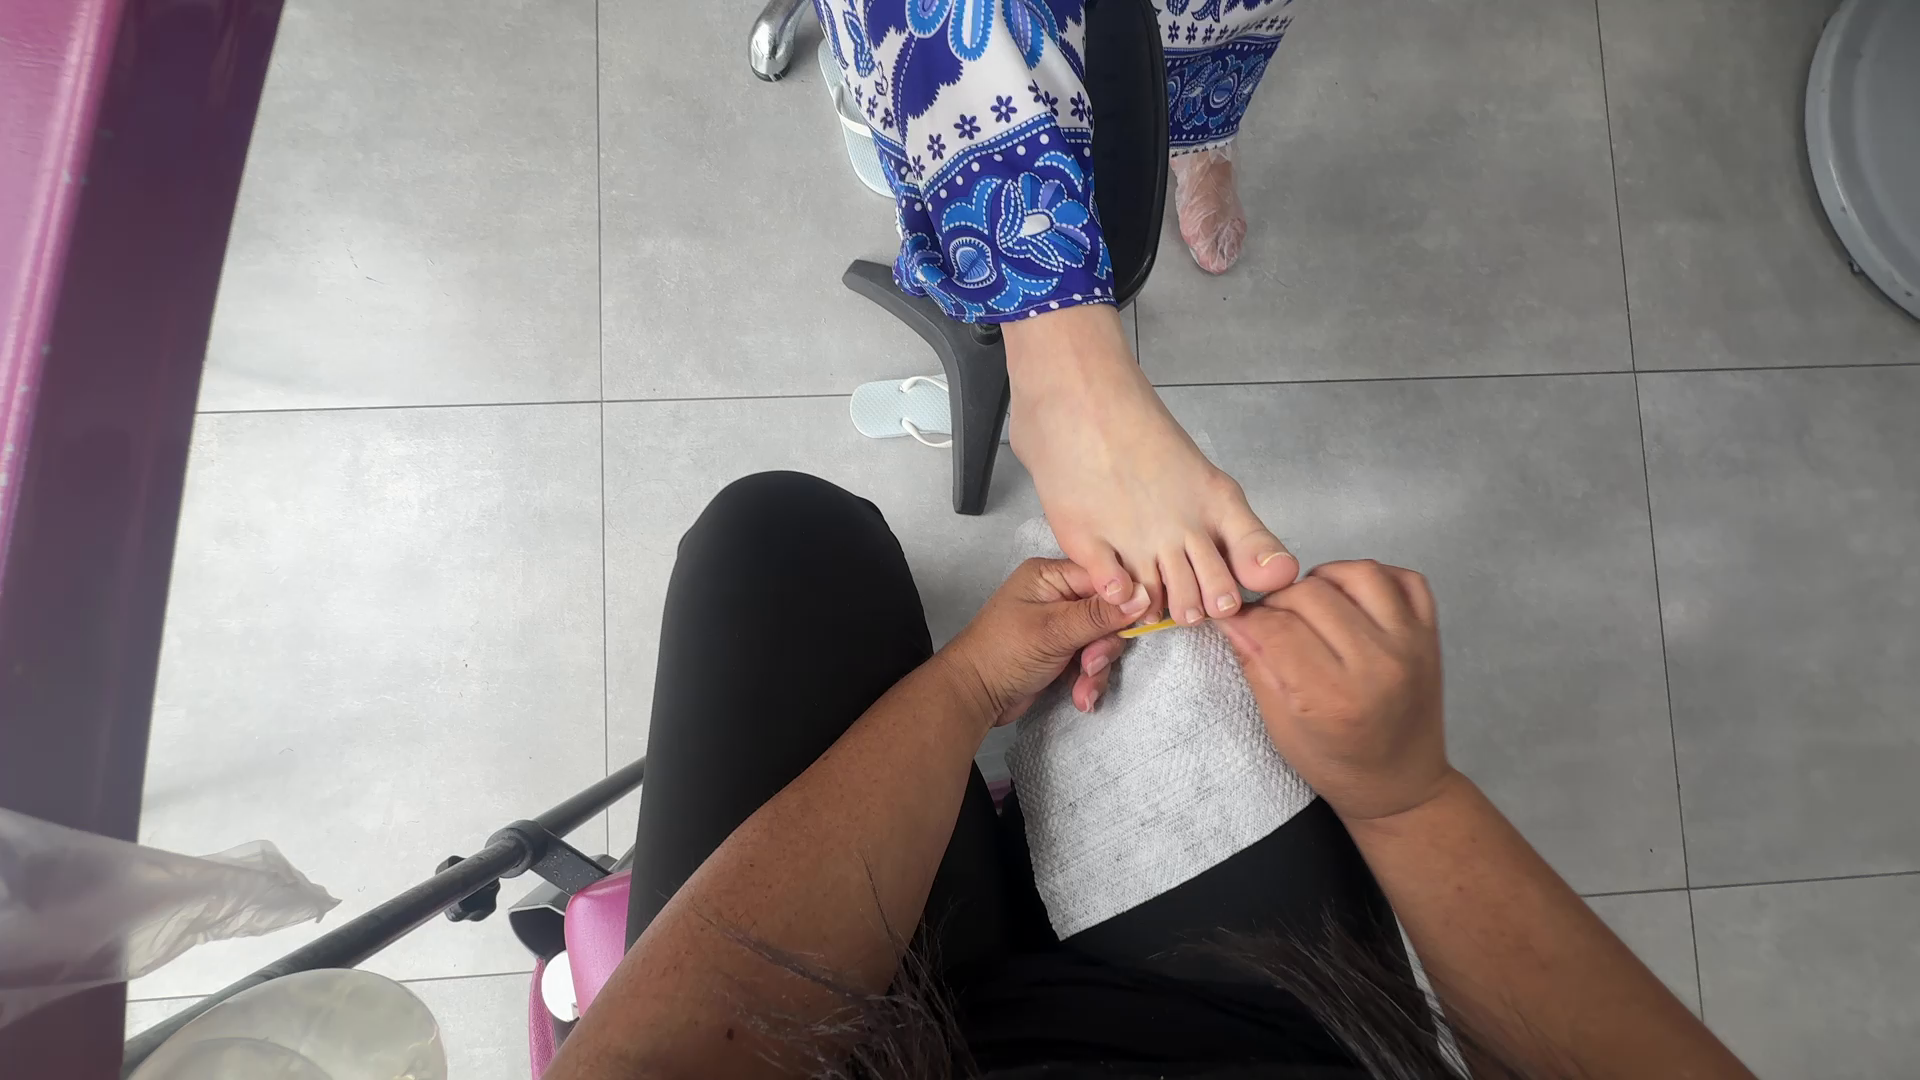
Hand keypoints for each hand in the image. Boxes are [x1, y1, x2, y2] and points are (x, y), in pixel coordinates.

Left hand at [941, 558, 1152, 725]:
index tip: (1138, 624)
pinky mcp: (1063, 652)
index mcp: (1051, 576)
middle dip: (1104, 645)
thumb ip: (1099, 615)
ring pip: (1102, 641)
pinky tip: (1079, 697)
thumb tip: (1144, 596)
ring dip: (1096, 668)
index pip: (1104, 579)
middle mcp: (1058, 595)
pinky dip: (1088, 680)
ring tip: (1081, 686)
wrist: (975, 696)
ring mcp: (1061, 625)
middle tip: (1090, 664)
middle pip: (1108, 613)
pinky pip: (1091, 661)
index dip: (1125, 601)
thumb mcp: (1053, 630)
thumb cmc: (1004, 653)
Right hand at [1218, 560, 1454, 822]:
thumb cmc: (1334, 761)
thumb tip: (1231, 617)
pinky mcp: (1429, 634)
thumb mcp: (1278, 723)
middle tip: (1271, 620)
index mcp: (1333, 697)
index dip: (1246, 618)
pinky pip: (1404, 578)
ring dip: (1323, 580)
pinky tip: (1348, 599)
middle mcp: (1378, 665)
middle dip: (1278, 601)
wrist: (1400, 784)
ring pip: (1357, 573)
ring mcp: (1410, 645)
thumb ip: (1255, 663)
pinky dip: (1372, 578)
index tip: (1236, 620)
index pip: (1276, 627)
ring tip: (1310, 604)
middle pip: (1310, 594)